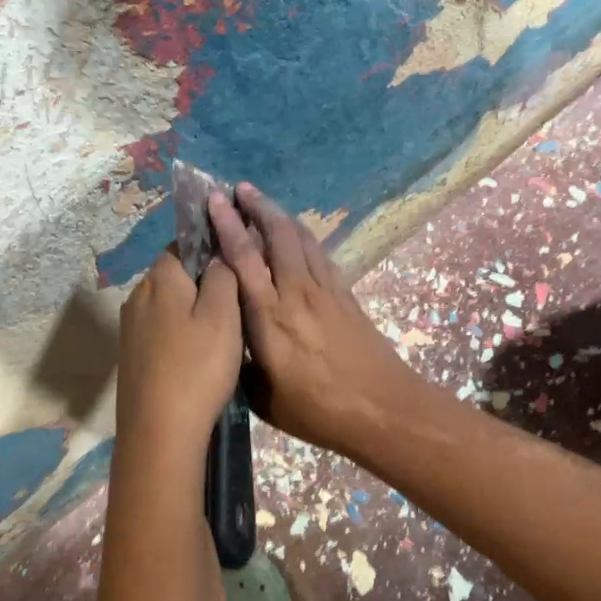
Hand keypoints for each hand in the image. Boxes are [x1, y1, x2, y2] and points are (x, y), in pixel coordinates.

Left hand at [116, 250, 243, 453]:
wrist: (158, 433)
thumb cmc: (197, 368)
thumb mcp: (223, 316)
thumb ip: (222, 277)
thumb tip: (216, 258)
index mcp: (159, 278)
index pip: (183, 244)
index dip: (210, 249)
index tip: (236, 265)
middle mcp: (137, 295)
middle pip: (174, 275)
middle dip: (202, 282)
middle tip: (237, 303)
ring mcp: (130, 327)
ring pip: (167, 305)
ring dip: (192, 311)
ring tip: (223, 333)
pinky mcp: (131, 355)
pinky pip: (160, 330)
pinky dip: (180, 335)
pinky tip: (199, 357)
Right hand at [211, 183, 422, 458]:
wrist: (385, 412)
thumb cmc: (318, 411)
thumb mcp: (264, 399)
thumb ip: (242, 364)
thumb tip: (227, 343)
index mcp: (269, 317)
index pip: (243, 258)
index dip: (227, 225)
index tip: (214, 200)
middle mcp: (295, 293)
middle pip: (276, 235)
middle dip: (256, 207)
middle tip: (239, 188)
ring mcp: (324, 291)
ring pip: (301, 238)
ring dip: (280, 215)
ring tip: (263, 202)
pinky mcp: (345, 295)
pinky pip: (319, 254)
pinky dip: (303, 236)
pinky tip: (297, 234)